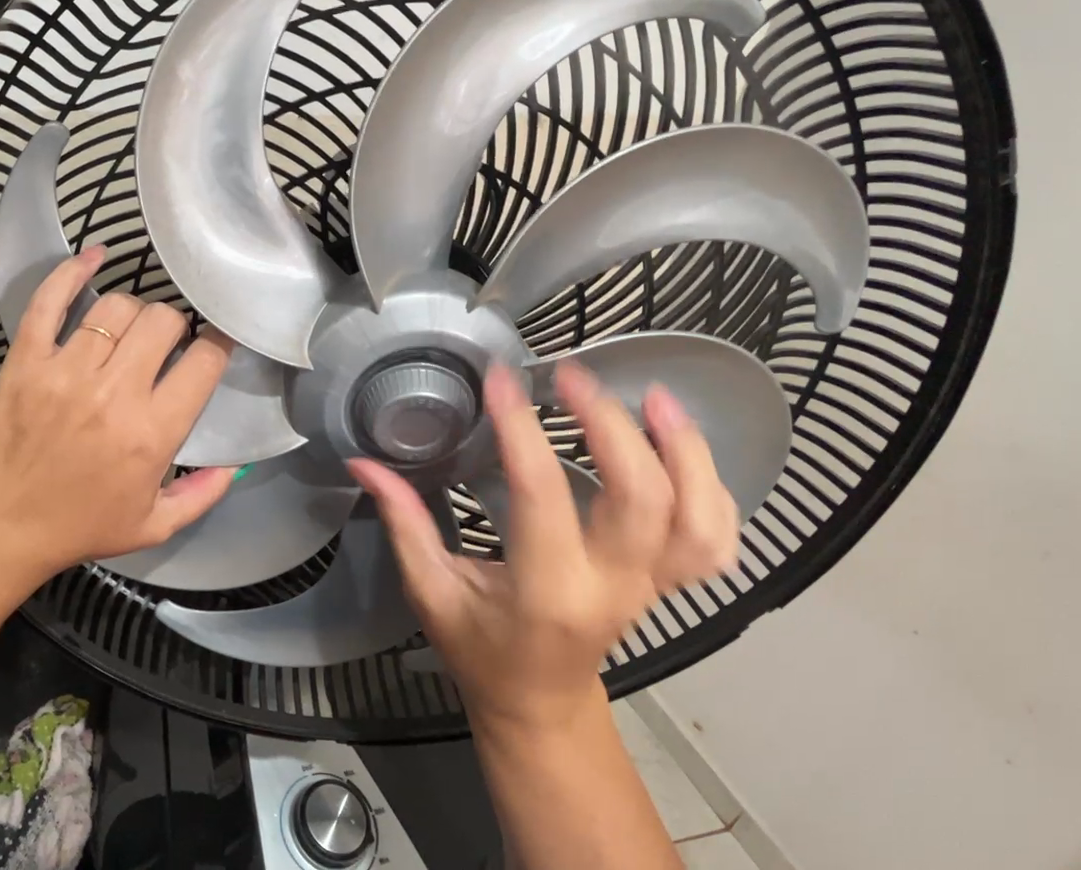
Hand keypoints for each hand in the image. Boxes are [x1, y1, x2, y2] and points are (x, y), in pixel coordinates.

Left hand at [0, 248, 235, 583]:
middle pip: (163, 321)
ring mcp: (65, 371)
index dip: (219, 342)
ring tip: (129, 329)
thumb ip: (203, 494)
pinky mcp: (26, 359)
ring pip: (115, 307)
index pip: (204, 360)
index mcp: (152, 433)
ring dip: (132, 311)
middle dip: (175, 325)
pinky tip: (94, 256)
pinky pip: (50, 300)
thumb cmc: (79, 526)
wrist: (0, 526)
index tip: (216, 341)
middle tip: (167, 343)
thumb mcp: (154, 526)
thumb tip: (239, 466)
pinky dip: (72, 271)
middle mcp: (114, 393)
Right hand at [349, 365, 738, 730]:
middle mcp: (610, 587)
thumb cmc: (479, 650)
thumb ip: (404, 524)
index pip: (542, 495)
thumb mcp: (431, 592)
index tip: (501, 380)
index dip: (522, 430)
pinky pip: (714, 540)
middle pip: (641, 497)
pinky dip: (712, 488)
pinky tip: (683, 446)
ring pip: (696, 518)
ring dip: (684, 451)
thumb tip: (365, 464)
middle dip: (610, 425)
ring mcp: (649, 587)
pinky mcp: (666, 584)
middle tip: (570, 378)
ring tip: (651, 396)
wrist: (537, 702)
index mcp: (545, 591)